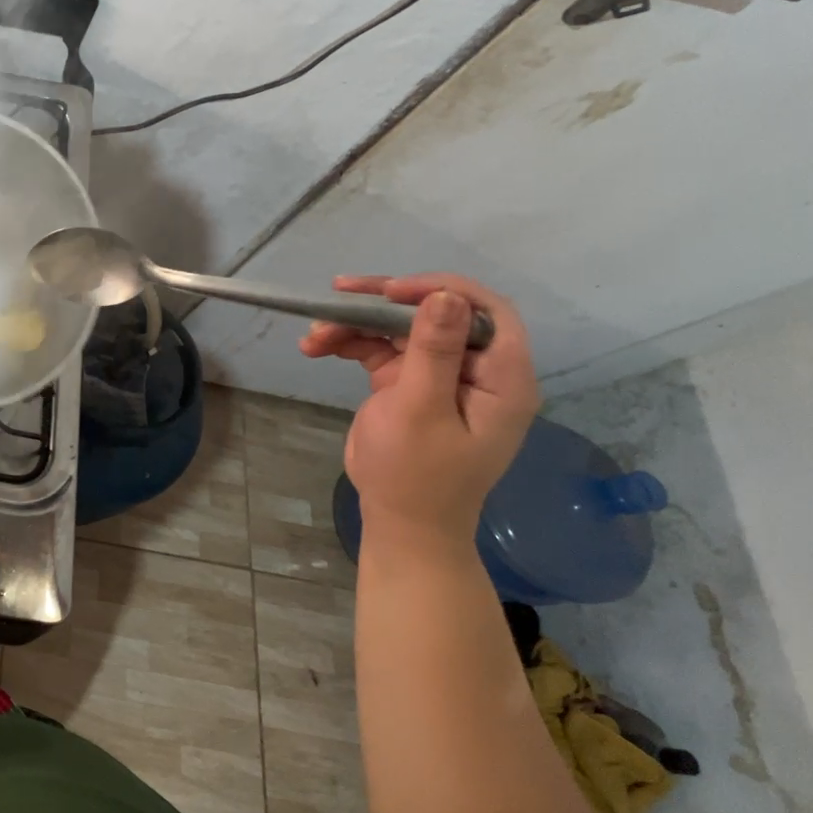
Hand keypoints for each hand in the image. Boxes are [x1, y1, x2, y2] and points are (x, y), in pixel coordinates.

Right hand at [299, 273, 538, 542]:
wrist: (400, 522)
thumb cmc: (417, 473)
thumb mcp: (421, 410)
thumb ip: (434, 351)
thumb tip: (445, 296)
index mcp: (500, 377)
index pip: (485, 311)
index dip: (441, 289)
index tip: (389, 291)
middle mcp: (475, 370)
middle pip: (434, 315)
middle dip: (382, 304)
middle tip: (337, 293)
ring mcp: (440, 377)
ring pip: (399, 331)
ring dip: (355, 327)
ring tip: (312, 336)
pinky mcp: (409, 385)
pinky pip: (380, 351)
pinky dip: (349, 346)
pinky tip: (315, 349)